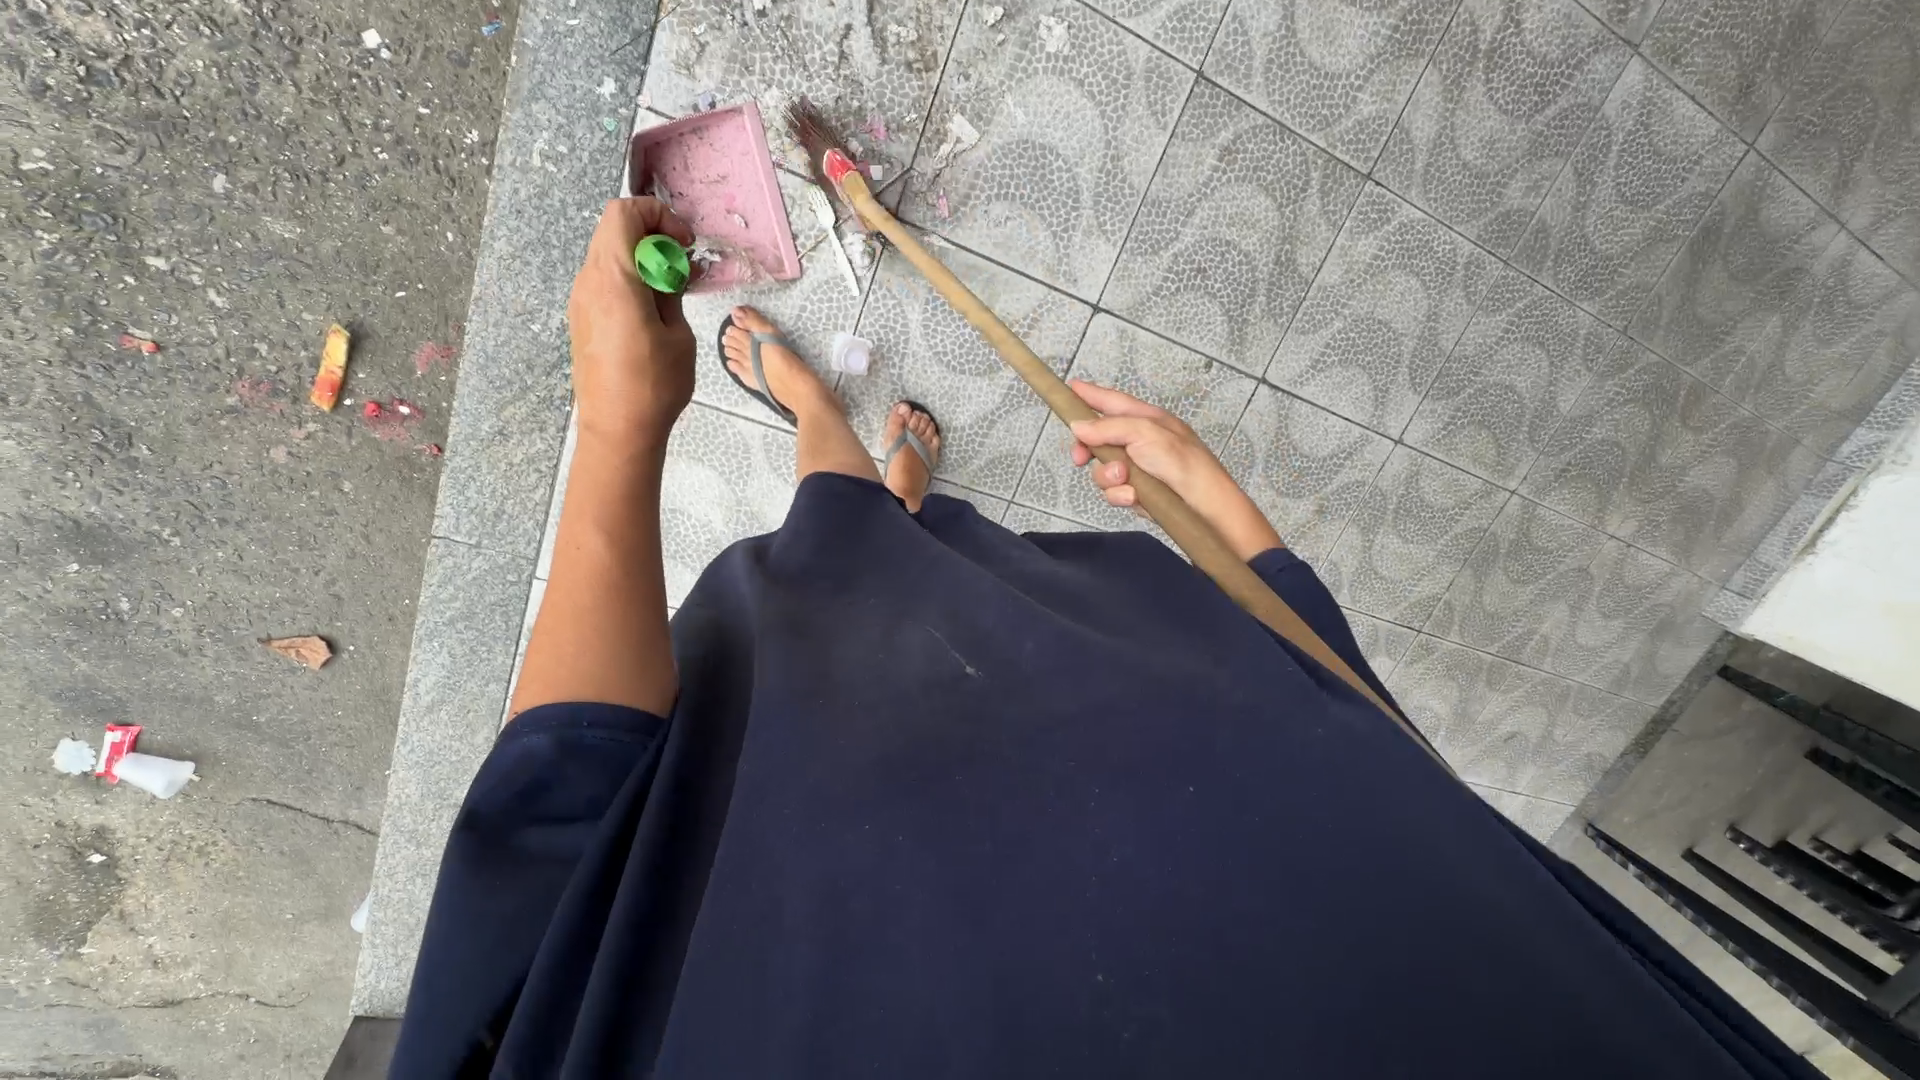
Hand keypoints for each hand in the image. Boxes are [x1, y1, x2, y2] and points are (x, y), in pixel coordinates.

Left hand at [566, 197, 697, 440]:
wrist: (618, 429)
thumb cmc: (654, 386)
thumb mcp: (678, 335)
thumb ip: (670, 292)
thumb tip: (668, 271)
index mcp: (615, 279)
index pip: (624, 213)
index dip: (658, 216)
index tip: (684, 243)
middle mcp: (589, 282)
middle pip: (614, 229)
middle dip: (652, 234)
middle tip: (681, 263)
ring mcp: (580, 300)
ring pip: (608, 253)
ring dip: (641, 258)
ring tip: (671, 288)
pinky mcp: (581, 318)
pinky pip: (604, 280)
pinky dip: (629, 278)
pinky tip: (652, 308)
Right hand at [1067, 379, 1283, 560]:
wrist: (1203, 505)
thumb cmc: (1184, 462)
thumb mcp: (1144, 433)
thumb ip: (1108, 428)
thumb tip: (1078, 426)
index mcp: (1145, 419)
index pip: (1111, 401)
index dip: (1090, 394)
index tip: (1070, 388)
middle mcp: (1138, 441)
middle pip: (1097, 439)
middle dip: (1088, 449)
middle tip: (1080, 457)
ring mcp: (1137, 468)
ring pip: (1101, 470)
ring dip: (1108, 477)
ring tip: (1125, 480)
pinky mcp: (1136, 492)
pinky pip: (1113, 492)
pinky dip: (1120, 495)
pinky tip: (1134, 497)